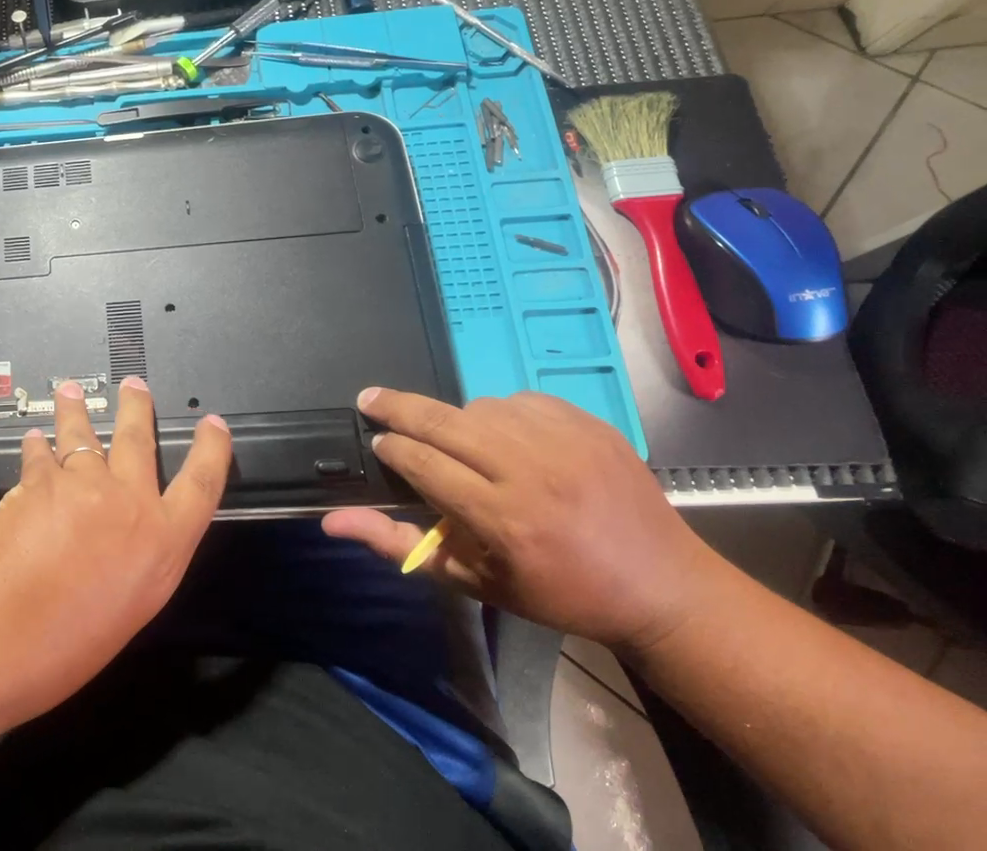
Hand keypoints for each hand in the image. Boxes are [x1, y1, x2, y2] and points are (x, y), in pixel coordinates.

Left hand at [0, 376, 232, 722]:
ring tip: (70, 392)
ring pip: (85, 435)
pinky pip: (41, 454)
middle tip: (135, 386)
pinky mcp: (36, 480)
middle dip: (138, 408)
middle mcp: (129, 504)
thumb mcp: (125, 609)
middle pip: (140, 440)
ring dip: (78, 410)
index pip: (203, 483)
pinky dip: (38, 445)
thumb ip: (132, 560)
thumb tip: (118, 536)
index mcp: (163, 545)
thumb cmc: (63, 652)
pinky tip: (33, 440)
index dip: (212, 450)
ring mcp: (81, 485)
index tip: (214, 423)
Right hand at [323, 388, 722, 653]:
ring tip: (456, 440)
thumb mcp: (471, 581)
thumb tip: (332, 521)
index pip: (423, 463)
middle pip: (444, 421)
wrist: (660, 586)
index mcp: (501, 518)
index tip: (378, 444)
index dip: (392, 449)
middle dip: (398, 407)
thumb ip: (398, 544)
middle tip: (369, 399)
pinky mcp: (592, 426)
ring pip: (482, 406)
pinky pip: (523, 400)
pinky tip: (504, 436)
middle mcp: (531, 472)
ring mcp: (566, 443)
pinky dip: (502, 413)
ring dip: (457, 418)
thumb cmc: (555, 593)